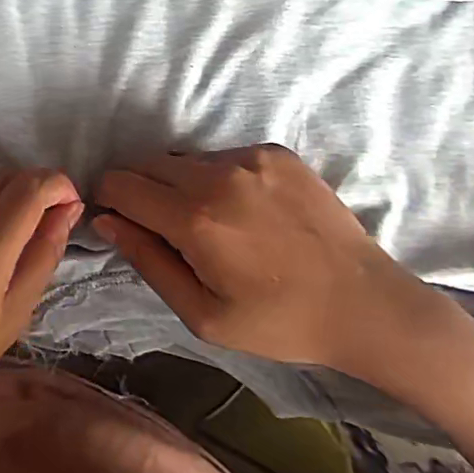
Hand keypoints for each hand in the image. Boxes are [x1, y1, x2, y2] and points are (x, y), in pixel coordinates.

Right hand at [94, 144, 452, 384]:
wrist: (367, 304)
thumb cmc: (280, 321)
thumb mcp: (203, 315)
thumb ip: (147, 261)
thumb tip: (106, 220)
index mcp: (195, 220)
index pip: (119, 184)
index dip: (107, 200)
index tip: (117, 219)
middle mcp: (216, 176)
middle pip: (144, 163)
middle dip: (137, 189)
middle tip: (158, 224)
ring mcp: (248, 158)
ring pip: (181, 158)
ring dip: (176, 183)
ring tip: (207, 219)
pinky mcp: (274, 151)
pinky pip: (219, 155)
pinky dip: (214, 176)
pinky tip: (243, 209)